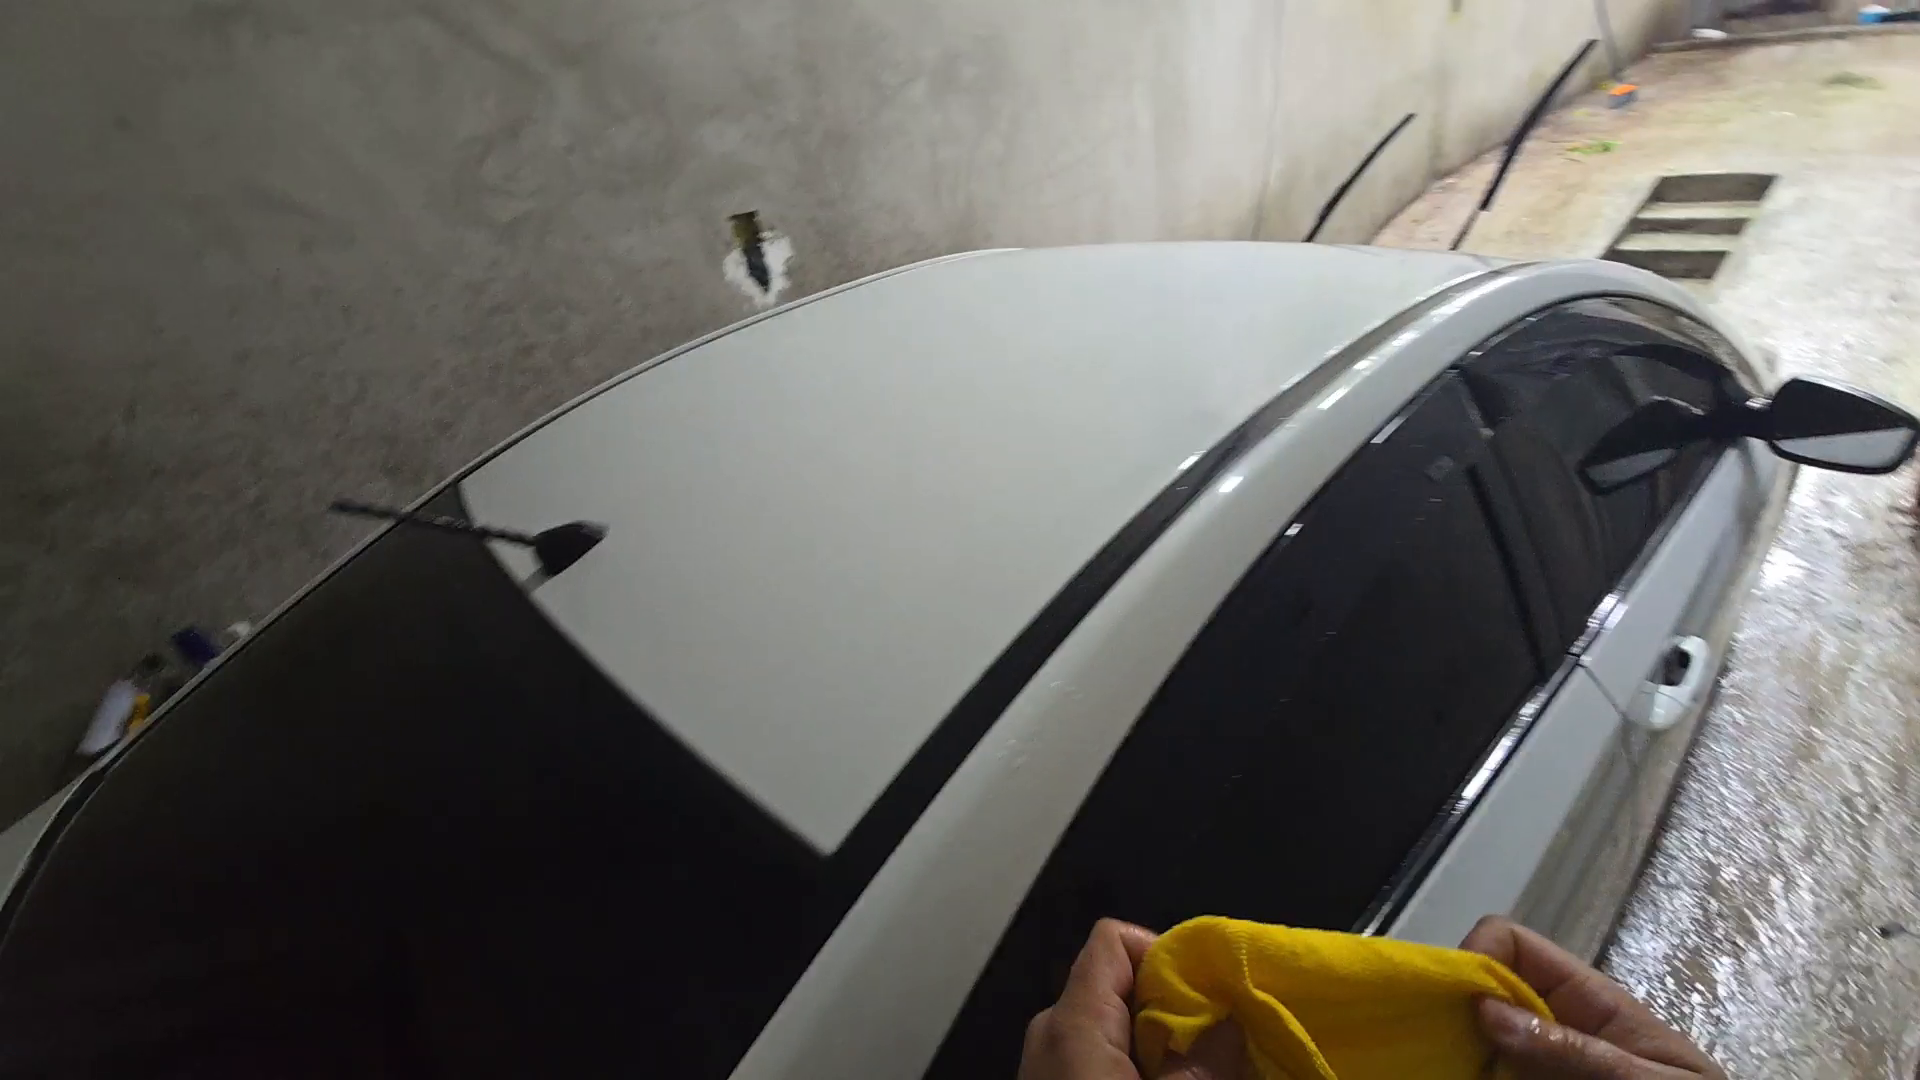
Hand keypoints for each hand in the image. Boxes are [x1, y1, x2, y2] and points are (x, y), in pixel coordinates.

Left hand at [1017, 919, 1243, 1079]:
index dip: (1162, 953)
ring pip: (1106, 1023)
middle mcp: (1050, 1027)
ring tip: (1194, 1069)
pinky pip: (1091, 1054)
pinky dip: (1128, 1063)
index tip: (1205, 996)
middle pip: (1113, 980)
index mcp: (1071, 1017)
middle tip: (1213, 1042)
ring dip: (1152, 1042)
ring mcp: (1044, 1061)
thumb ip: (1204, 1058)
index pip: (1112, 937)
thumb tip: (1234, 1016)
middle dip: (1167, 1006)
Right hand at [1461, 916, 1725, 1078]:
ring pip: (1479, 1028)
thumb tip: (1484, 1008)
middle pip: (1484, 985)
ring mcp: (1541, 1051)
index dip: (1477, 955)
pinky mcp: (1531, 1077)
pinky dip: (1475, 1069)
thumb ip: (1575, 1048)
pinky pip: (1491, 1066)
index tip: (1462, 1002)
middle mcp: (1553, 1015)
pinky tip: (1470, 1076)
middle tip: (1448, 1044)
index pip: (1509, 940)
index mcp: (1585, 994)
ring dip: (1462, 1046)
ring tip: (1456, 1066)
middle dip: (1459, 1007)